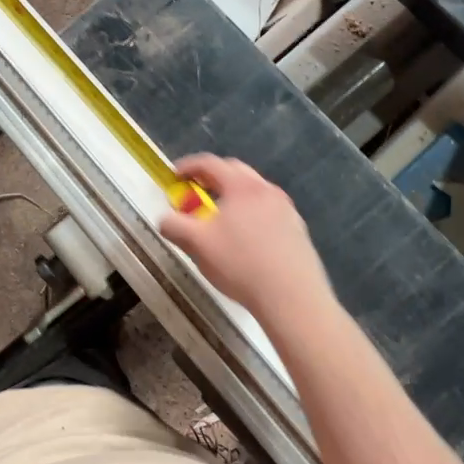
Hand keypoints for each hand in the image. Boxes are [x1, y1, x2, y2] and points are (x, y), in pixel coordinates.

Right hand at [159, 154, 334, 323]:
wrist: (294, 300)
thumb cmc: (241, 265)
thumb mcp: (196, 245)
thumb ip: (174, 226)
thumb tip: (164, 219)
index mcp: (241, 187)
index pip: (210, 163)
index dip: (188, 166)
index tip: (174, 176)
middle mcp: (267, 191)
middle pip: (236, 171)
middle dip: (212, 177)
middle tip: (196, 191)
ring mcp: (287, 210)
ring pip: (255, 191)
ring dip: (233, 195)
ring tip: (221, 217)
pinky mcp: (299, 231)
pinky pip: (269, 211)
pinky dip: (252, 213)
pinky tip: (247, 239)